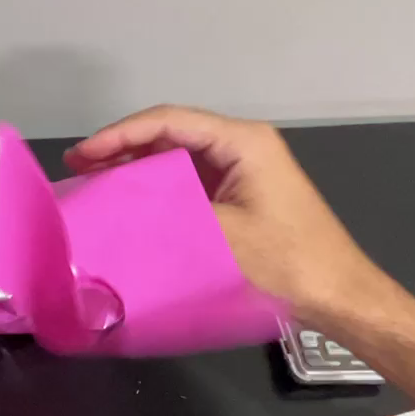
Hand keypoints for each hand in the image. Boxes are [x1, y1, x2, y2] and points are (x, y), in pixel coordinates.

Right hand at [64, 105, 389, 328]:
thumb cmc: (287, 262)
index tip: (83, 155)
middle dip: (121, 147)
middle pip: (169, 133)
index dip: (120, 134)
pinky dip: (151, 186)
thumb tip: (112, 206)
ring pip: (173, 156)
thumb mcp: (221, 235)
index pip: (169, 121)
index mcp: (243, 142)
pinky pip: (184, 179)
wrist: (336, 294)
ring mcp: (238, 169)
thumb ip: (167, 212)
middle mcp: (240, 146)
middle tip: (78, 167)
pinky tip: (125, 199)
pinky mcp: (234, 193)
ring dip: (133, 165)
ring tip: (91, 180)